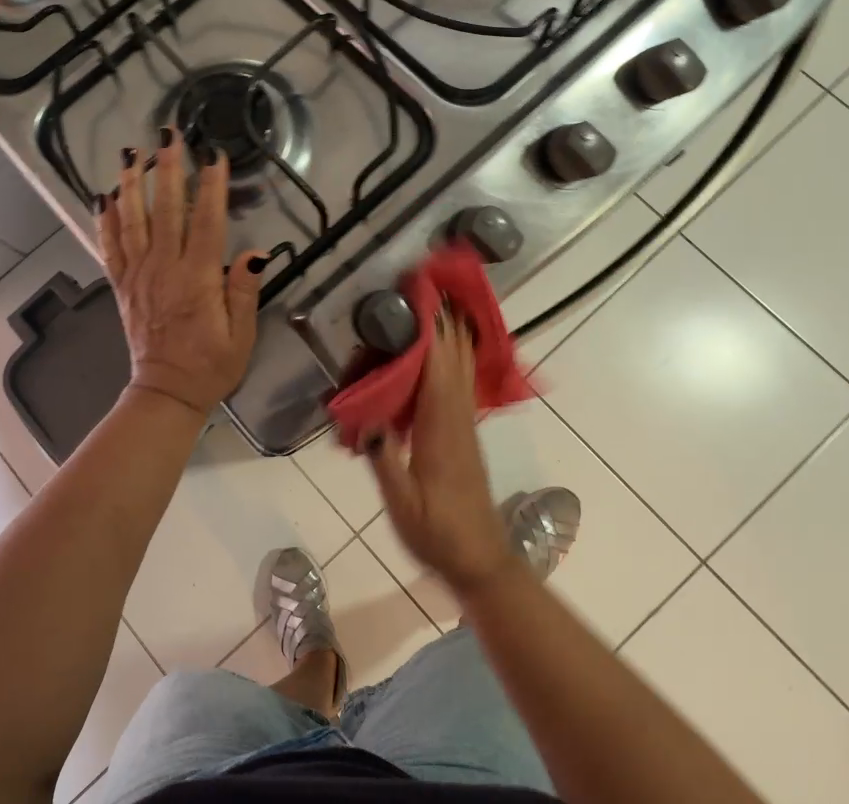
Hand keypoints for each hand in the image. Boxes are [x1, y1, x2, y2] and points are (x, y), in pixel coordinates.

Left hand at [96, 128, 265, 414]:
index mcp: (198, 279)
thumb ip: (244, 291)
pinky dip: (106, 219)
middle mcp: (164, 269)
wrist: (166, 392)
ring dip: (132, 183)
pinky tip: (104, 195)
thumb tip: (254, 252)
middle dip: (168, 169)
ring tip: (132, 152)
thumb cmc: (211, 365)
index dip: (211, 187)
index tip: (214, 156)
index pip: (207, 222)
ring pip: (132, 220)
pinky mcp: (121, 285)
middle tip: (169, 135)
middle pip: (166, 209)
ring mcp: (138, 275)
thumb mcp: (241, 335)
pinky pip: (110, 246)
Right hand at [368, 306, 520, 595]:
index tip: (419, 296)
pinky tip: (437, 353)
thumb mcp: (404, 505)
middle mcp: (457, 419)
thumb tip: (367, 419)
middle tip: (422, 287)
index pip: (438, 368)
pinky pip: (456, 385)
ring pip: (459, 369)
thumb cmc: (439, 535)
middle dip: (441, 320)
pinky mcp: (462, 435)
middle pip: (454, 359)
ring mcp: (463, 426)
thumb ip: (386, 461)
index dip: (430, 329)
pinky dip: (449, 358)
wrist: (481, 560)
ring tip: (431, 305)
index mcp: (442, 431)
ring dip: (448, 334)